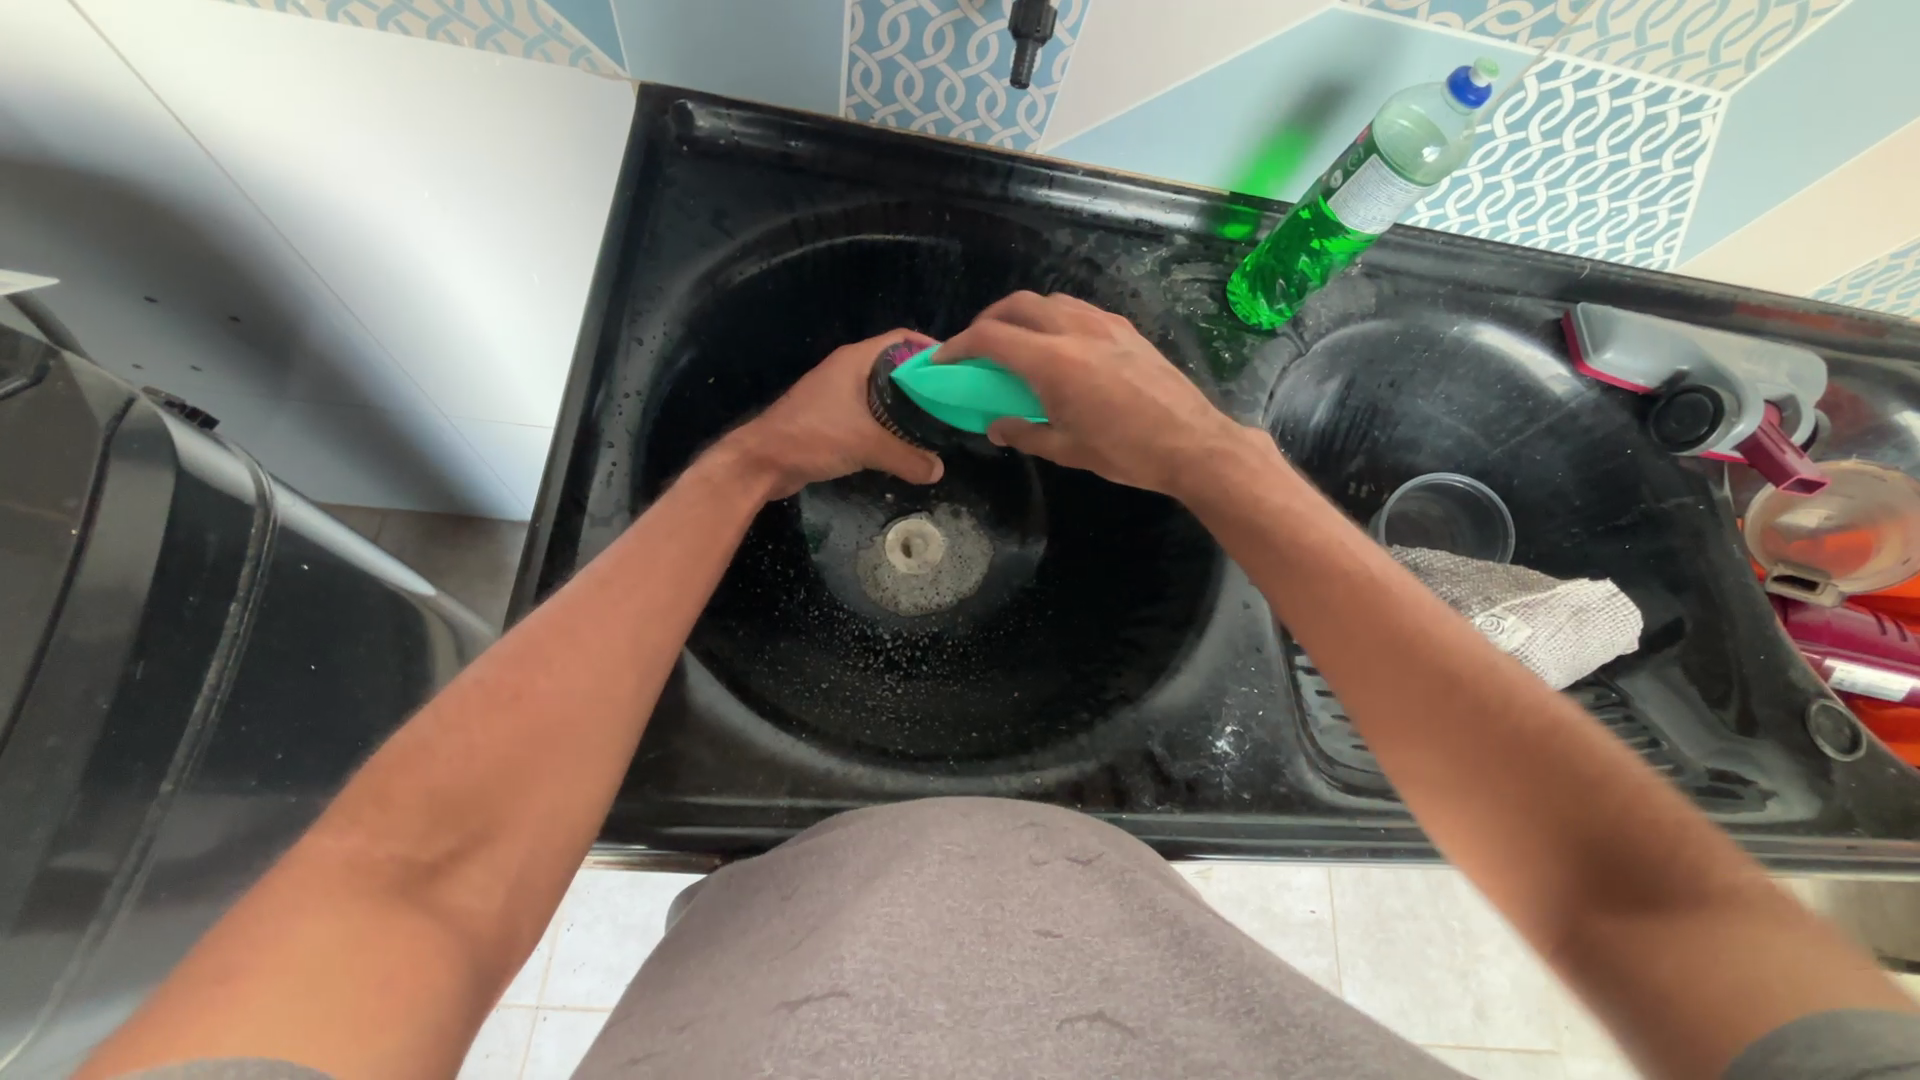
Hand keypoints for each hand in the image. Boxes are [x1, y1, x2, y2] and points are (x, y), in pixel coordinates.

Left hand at [720, 329, 945, 499]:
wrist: (762, 463)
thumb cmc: (812, 438)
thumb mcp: (866, 446)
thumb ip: (906, 457)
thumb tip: (938, 470)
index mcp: (855, 361)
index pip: (902, 340)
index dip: (931, 349)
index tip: (958, 368)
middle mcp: (848, 371)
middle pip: (896, 366)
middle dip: (924, 381)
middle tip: (953, 400)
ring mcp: (838, 395)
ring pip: (883, 393)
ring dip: (907, 405)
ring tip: (936, 422)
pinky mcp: (832, 419)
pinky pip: (870, 415)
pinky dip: (889, 424)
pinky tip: (906, 443)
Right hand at [932, 291, 1249, 498]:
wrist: (1193, 443)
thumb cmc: (1126, 453)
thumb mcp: (1067, 450)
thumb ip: (1024, 432)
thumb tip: (996, 427)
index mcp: (1053, 362)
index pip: (990, 338)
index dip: (958, 346)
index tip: (943, 360)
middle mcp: (1074, 331)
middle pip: (1016, 305)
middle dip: (987, 321)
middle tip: (976, 348)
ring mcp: (1104, 324)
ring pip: (1050, 301)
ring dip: (1022, 315)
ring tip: (1016, 342)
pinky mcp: (1125, 328)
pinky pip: (1078, 309)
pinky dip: (1054, 318)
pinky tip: (1058, 345)